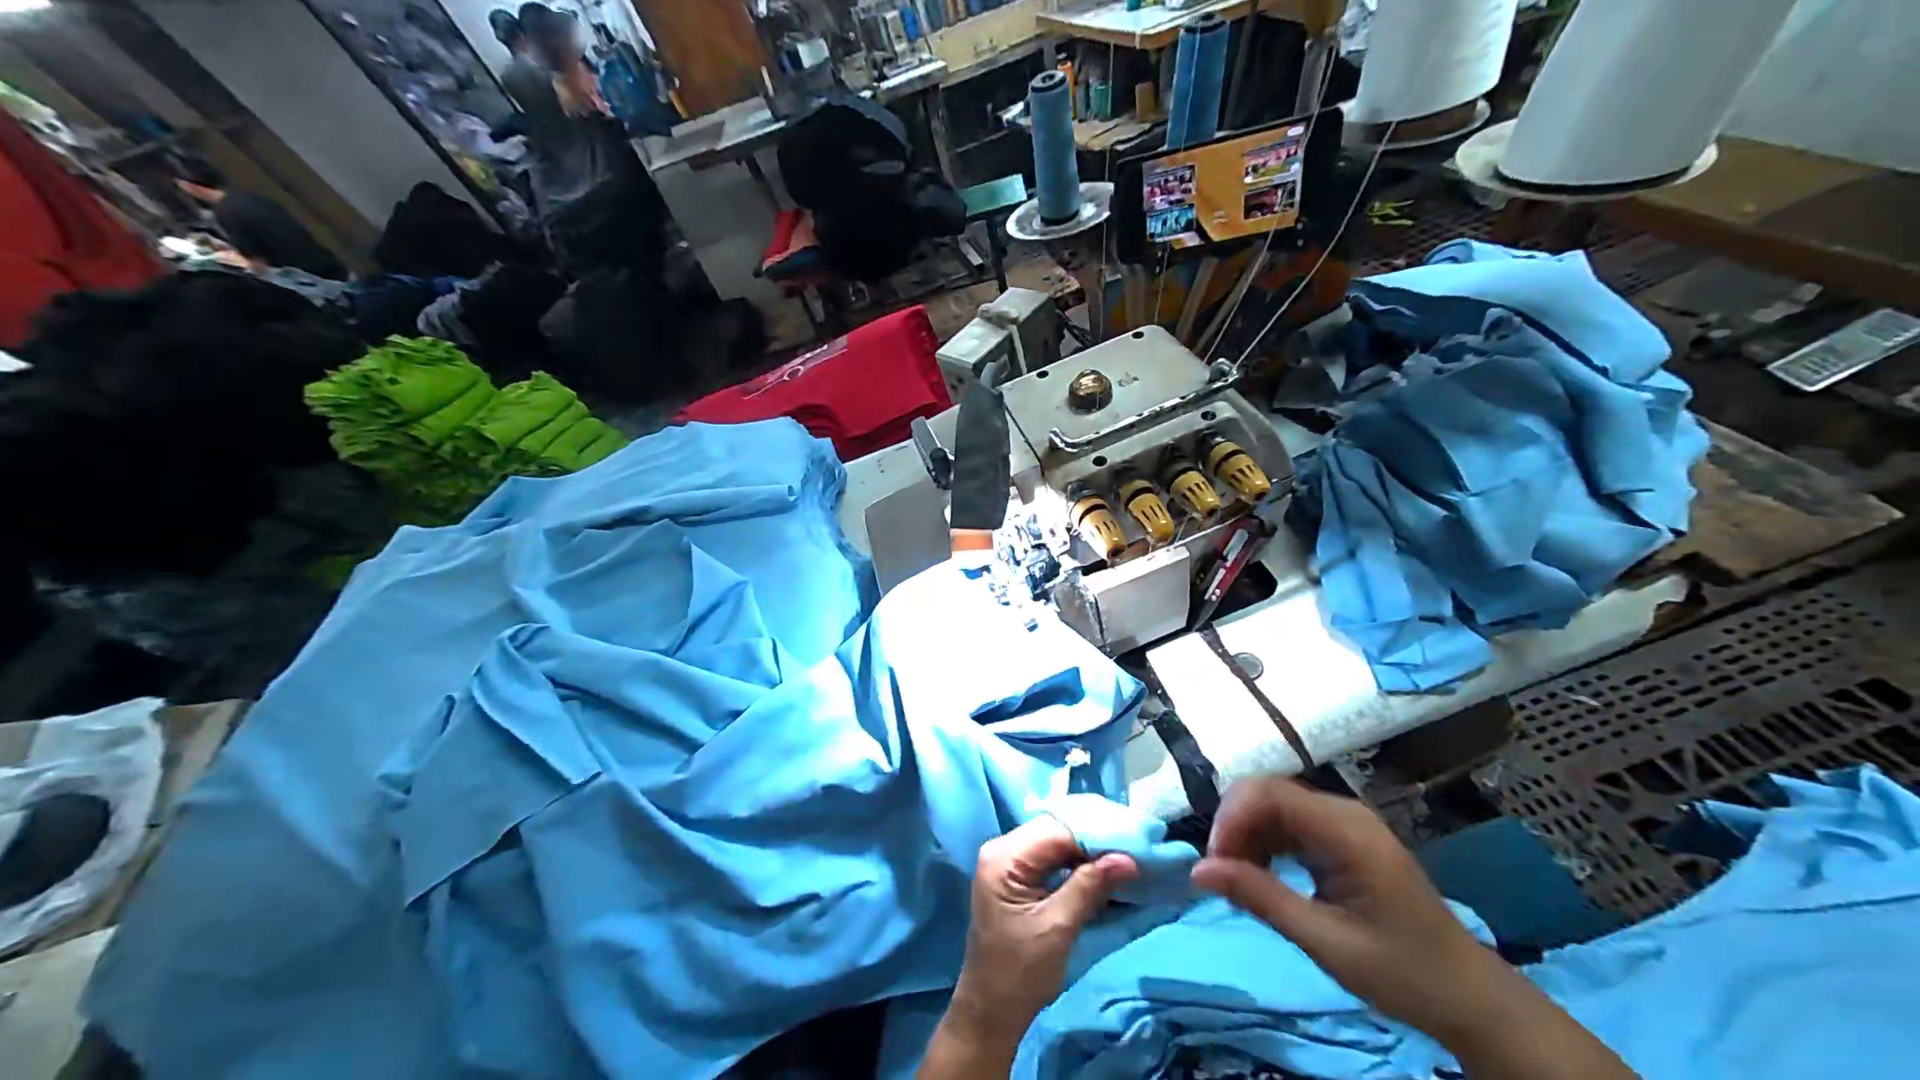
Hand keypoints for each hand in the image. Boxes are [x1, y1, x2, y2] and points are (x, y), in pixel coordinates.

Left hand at [954, 817, 1138, 1032]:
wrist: (992, 1010)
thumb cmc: (1020, 973)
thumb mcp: (1058, 928)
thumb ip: (1091, 887)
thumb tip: (1129, 858)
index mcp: (1004, 857)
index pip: (1058, 830)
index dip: (1098, 833)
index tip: (1136, 840)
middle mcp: (1003, 849)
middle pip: (1058, 830)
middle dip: (1097, 837)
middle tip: (1138, 845)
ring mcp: (1011, 861)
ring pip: (1058, 841)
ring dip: (1092, 848)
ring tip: (1129, 854)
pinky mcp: (1020, 875)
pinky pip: (1054, 857)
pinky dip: (1080, 861)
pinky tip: (1106, 867)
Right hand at [1189, 776, 1522, 1044]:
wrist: (1470, 998)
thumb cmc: (1403, 973)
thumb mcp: (1325, 942)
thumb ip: (1260, 898)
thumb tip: (1198, 871)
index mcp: (1347, 830)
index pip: (1269, 793)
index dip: (1231, 818)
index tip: (1214, 862)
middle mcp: (1344, 813)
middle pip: (1267, 793)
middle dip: (1234, 826)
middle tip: (1220, 873)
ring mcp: (1344, 823)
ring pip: (1273, 806)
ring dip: (1246, 835)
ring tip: (1237, 879)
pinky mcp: (1341, 838)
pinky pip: (1288, 823)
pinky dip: (1264, 843)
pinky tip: (1260, 875)